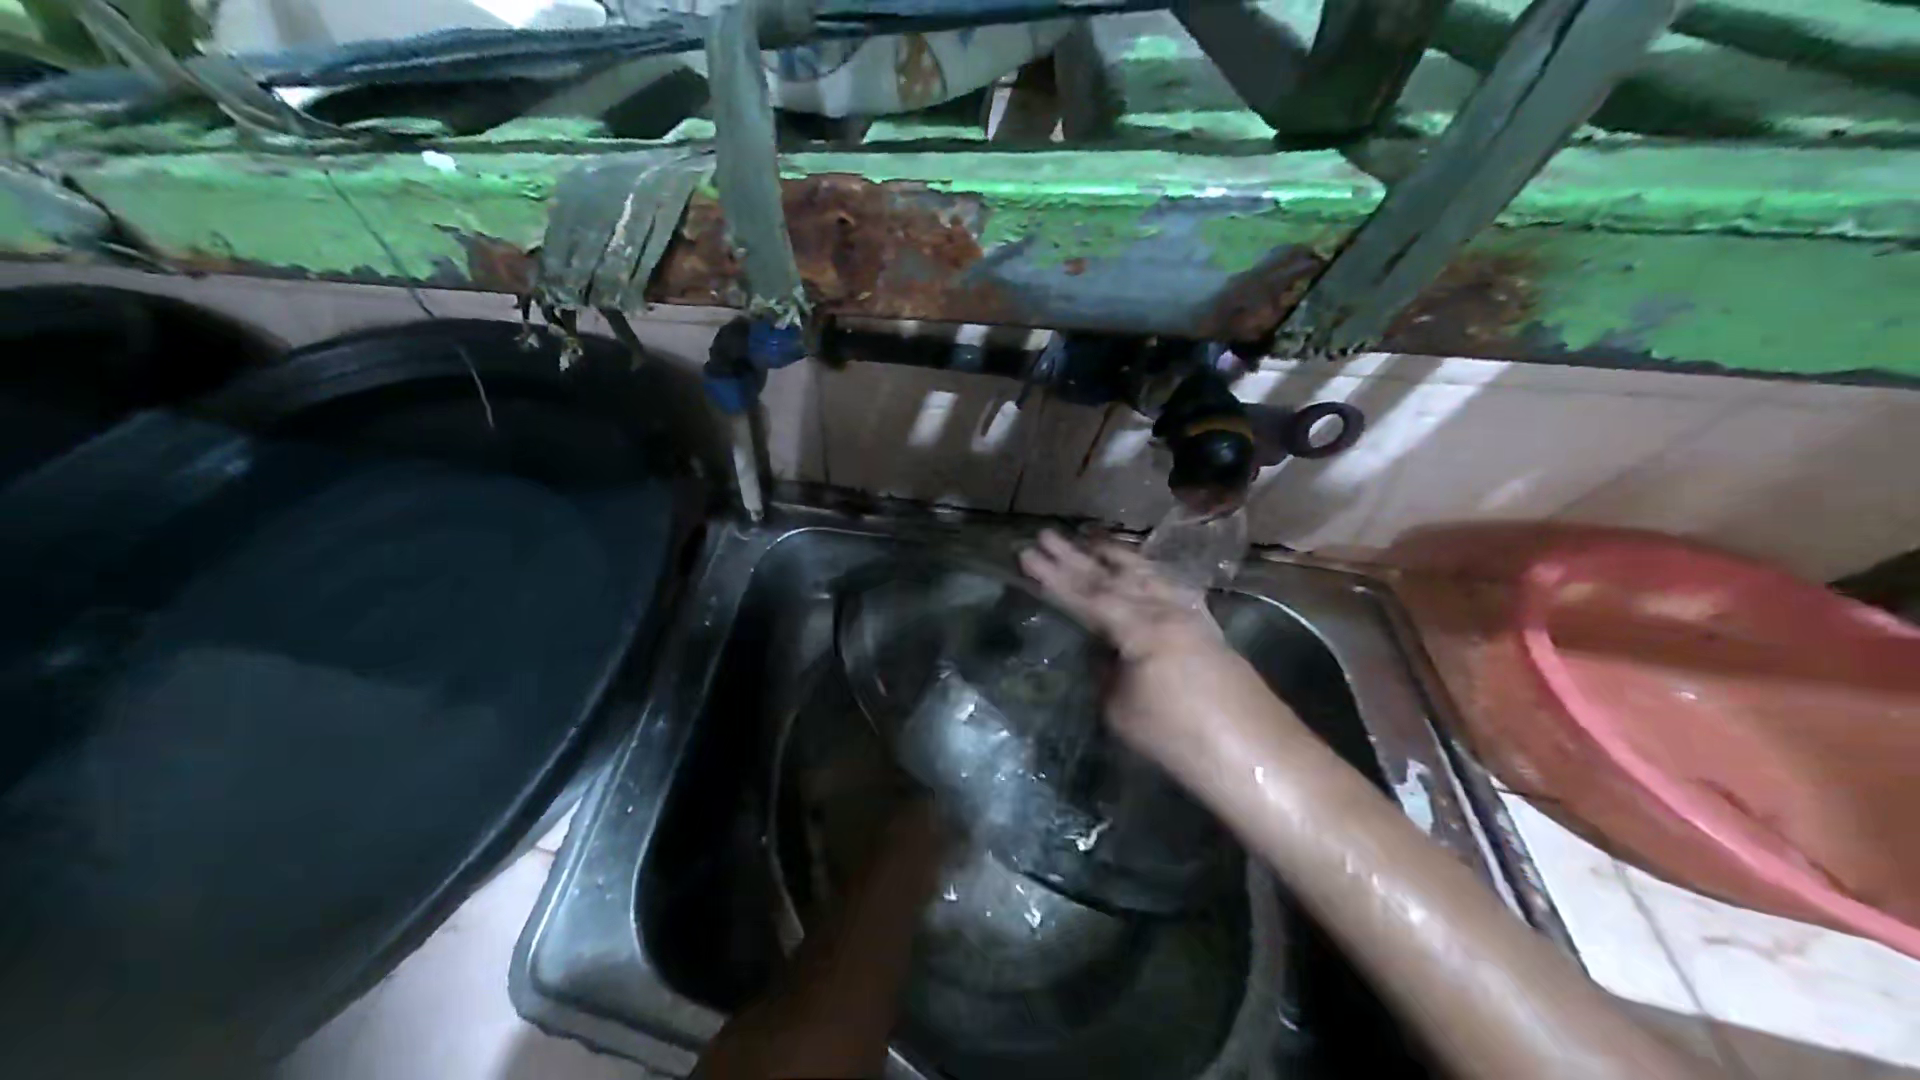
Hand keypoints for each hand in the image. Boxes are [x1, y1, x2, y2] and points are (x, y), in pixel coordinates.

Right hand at [1018, 529, 1245, 766]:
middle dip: (1075, 557)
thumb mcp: (1121, 711)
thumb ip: (1106, 674)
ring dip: (1115, 558)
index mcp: (1139, 628)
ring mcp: (1191, 615)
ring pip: (1146, 576)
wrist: (1257, 757)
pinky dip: (1151, 575)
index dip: (1053, 576)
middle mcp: (1165, 610)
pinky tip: (1146, 571)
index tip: (1027, 555)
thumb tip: (1104, 653)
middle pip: (1112, 578)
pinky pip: (1172, 589)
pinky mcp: (1208, 628)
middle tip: (1046, 536)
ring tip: (1092, 539)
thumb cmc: (1181, 739)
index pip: (1086, 595)